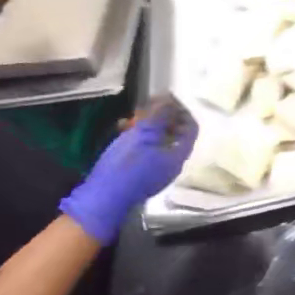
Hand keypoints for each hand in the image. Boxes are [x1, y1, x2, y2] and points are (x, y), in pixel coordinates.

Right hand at [59, 105, 195, 244]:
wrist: (104, 197)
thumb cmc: (127, 165)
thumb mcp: (144, 135)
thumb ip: (160, 116)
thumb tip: (171, 99)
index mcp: (178, 156)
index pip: (190, 127)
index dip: (180, 110)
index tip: (163, 97)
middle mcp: (171, 164)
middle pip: (174, 133)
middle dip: (160, 117)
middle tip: (142, 108)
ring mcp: (156, 170)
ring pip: (157, 140)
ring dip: (145, 126)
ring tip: (129, 119)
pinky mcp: (141, 173)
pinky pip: (145, 150)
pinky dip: (136, 138)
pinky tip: (121, 131)